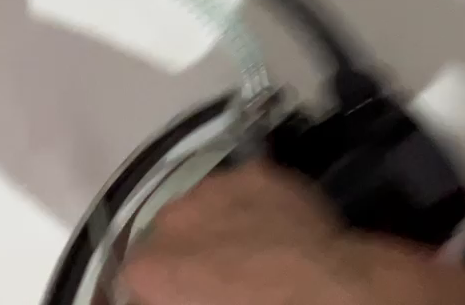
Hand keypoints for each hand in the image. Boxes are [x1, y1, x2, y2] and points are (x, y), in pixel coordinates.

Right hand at [121, 164, 386, 304]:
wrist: (329, 295)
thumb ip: (173, 295)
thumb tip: (182, 291)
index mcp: (152, 266)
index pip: (135, 273)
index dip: (160, 286)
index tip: (178, 292)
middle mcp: (173, 217)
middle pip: (170, 231)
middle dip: (191, 252)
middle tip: (223, 280)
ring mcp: (214, 187)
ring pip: (206, 203)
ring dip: (220, 223)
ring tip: (255, 253)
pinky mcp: (256, 172)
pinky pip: (247, 187)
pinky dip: (256, 204)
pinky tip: (279, 229)